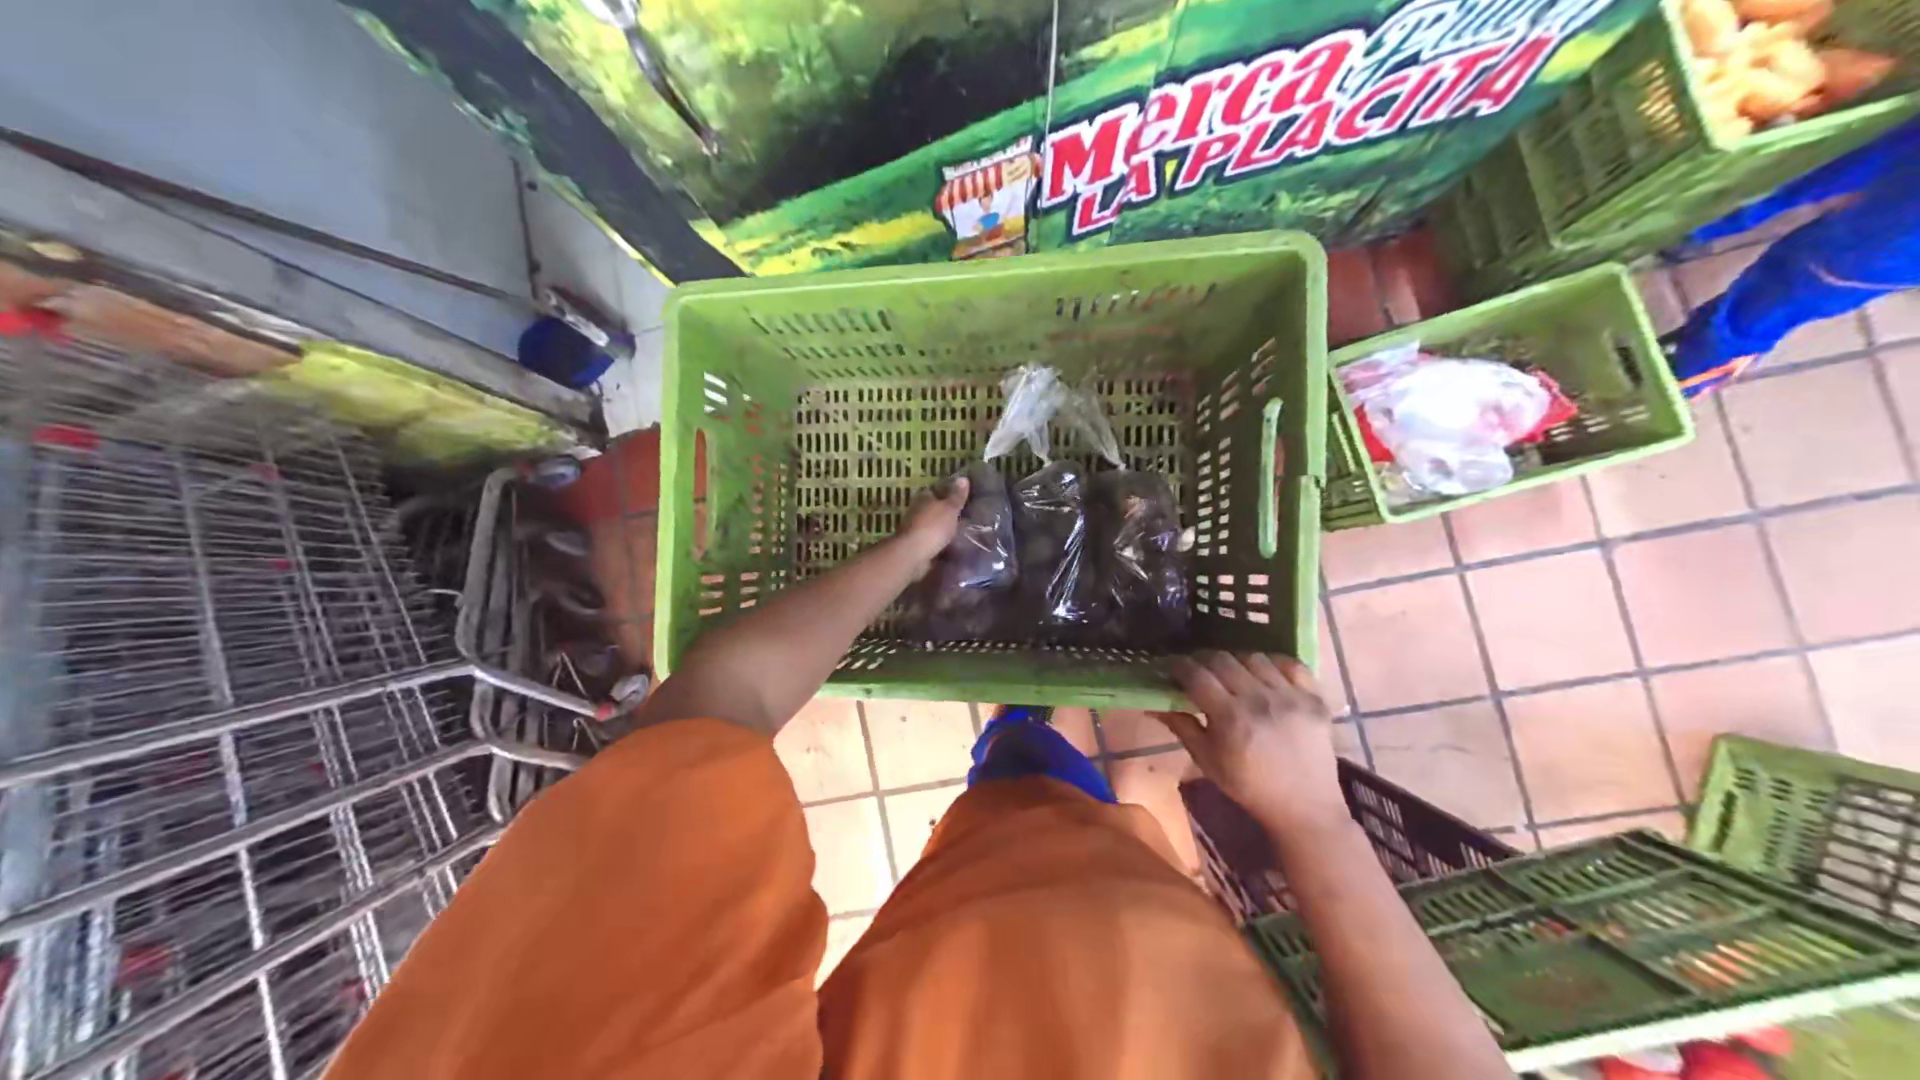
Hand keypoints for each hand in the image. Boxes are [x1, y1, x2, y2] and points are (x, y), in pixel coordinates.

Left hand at [895, 476, 969, 570]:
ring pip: (934, 526)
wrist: (914, 554)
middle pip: (934, 509)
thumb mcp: (949, 508)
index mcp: (924, 498)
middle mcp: (917, 512)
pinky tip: (954, 546)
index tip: (962, 497)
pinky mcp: (918, 546)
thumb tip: (963, 478)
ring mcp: (916, 530)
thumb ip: (956, 496)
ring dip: (945, 529)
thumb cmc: (933, 526)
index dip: (948, 493)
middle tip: (966, 516)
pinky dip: (942, 543)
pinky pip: (934, 542)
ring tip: (964, 533)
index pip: (935, 491)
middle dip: (947, 513)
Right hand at [1157, 652, 1347, 834]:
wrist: (1304, 807)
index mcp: (1230, 717)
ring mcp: (1291, 696)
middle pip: (1223, 660)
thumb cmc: (1248, 786)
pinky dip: (1274, 663)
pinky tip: (1264, 673)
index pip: (1197, 674)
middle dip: (1204, 659)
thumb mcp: (1206, 760)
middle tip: (1199, 670)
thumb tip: (1152, 704)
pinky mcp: (1315, 698)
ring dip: (1236, 660)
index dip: (1180, 666)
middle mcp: (1260, 699)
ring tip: (1232, 672)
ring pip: (1254, 657)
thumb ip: (1181, 726)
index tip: (1174, 669)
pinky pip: (1291, 664)